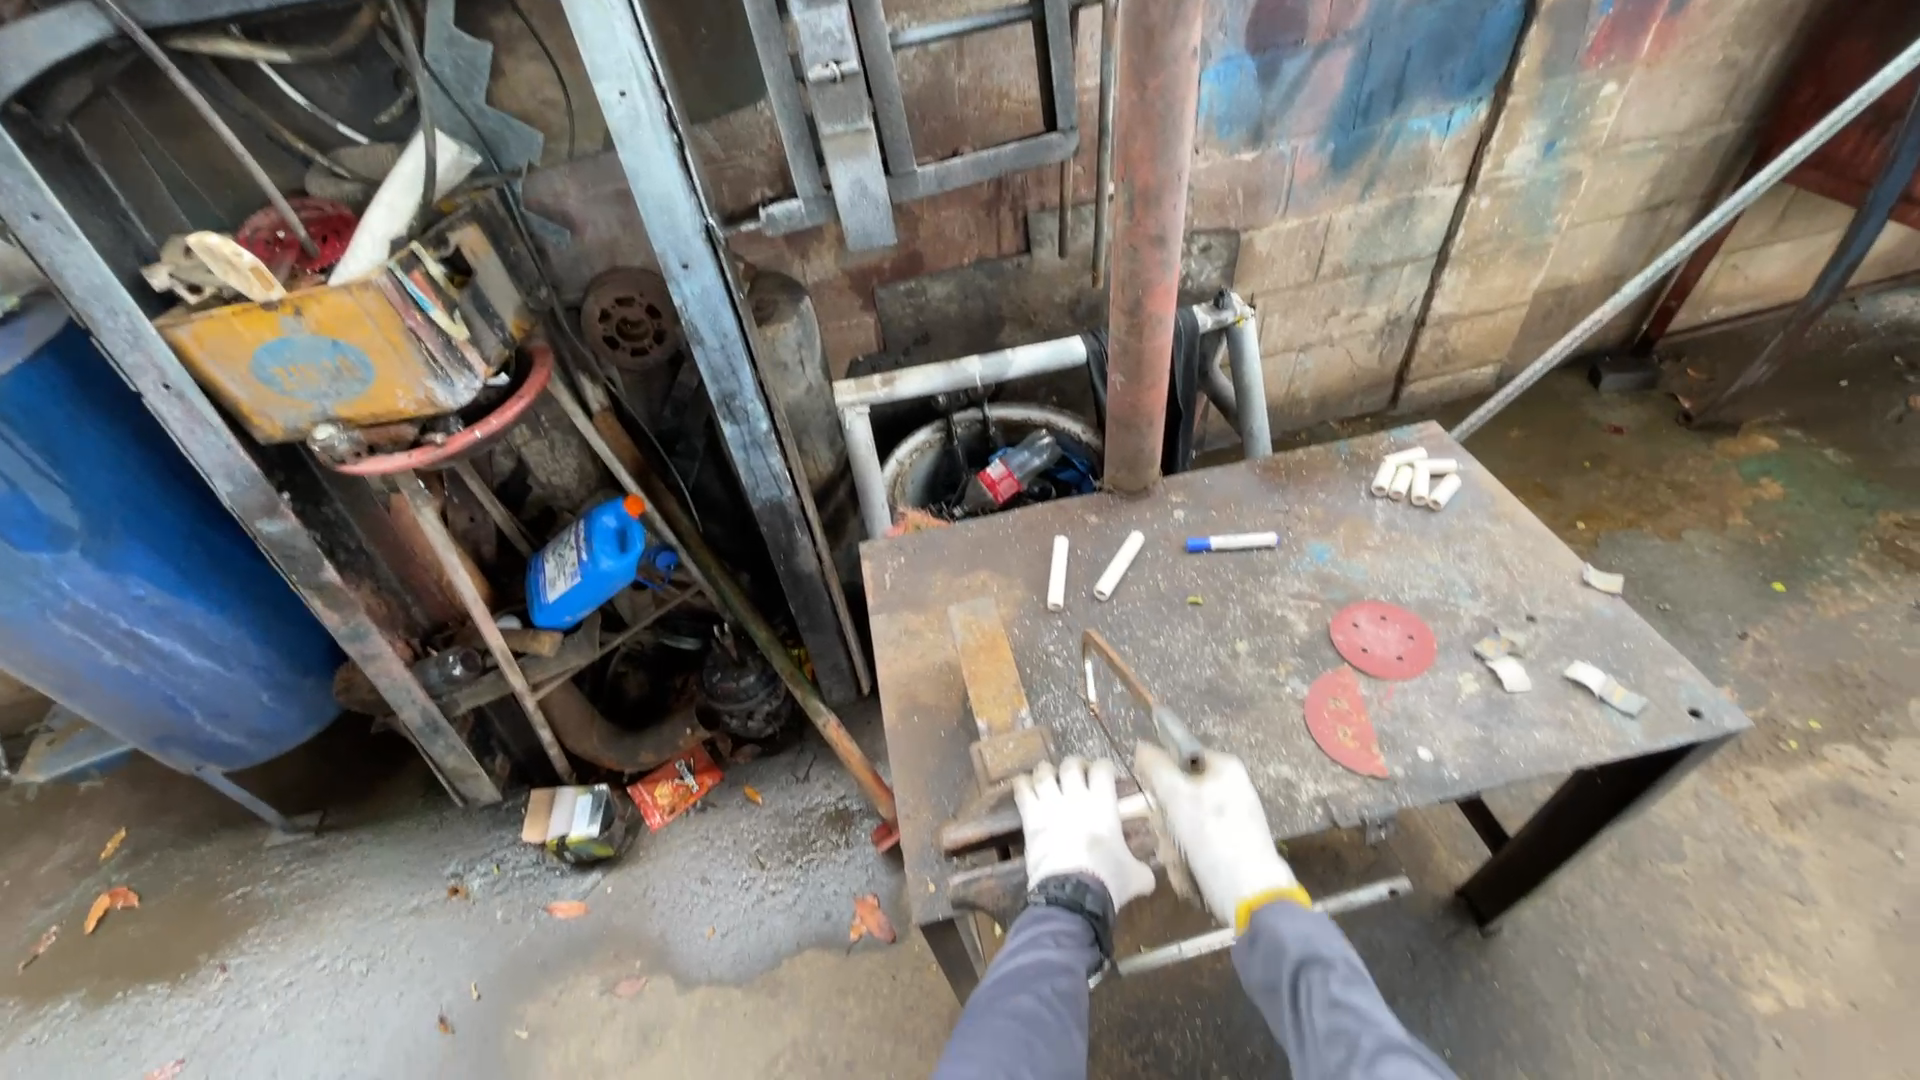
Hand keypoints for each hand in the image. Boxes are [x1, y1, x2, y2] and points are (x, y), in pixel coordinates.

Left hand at [1014, 756, 1155, 907]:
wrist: (1072, 893)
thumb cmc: (1108, 881)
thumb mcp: (1135, 877)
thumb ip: (1142, 871)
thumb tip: (1149, 878)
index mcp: (1103, 805)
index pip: (1102, 769)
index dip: (1103, 766)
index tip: (1104, 771)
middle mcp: (1076, 797)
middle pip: (1071, 765)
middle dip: (1074, 764)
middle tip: (1076, 772)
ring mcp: (1051, 805)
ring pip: (1044, 773)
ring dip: (1046, 771)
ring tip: (1049, 775)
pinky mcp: (1030, 819)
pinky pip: (1022, 791)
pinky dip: (1022, 784)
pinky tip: (1024, 784)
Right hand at [1135, 742, 1302, 930]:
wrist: (1251, 895)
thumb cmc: (1212, 837)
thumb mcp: (1176, 795)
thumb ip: (1156, 766)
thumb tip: (1142, 746)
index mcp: (1225, 767)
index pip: (1179, 756)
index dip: (1161, 775)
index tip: (1153, 796)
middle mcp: (1232, 788)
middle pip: (1179, 793)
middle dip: (1166, 818)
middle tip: (1168, 834)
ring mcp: (1233, 819)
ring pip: (1184, 822)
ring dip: (1173, 842)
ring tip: (1179, 859)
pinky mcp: (1232, 846)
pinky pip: (1197, 843)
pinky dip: (1187, 857)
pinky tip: (1189, 872)